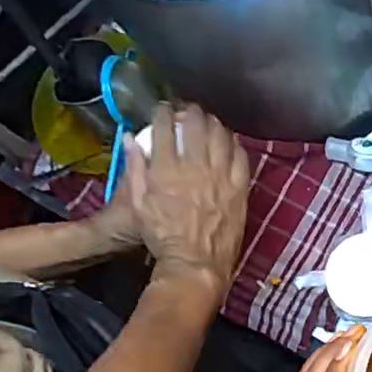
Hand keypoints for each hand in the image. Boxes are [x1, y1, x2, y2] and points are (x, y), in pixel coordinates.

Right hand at [118, 102, 249, 293]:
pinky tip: (231, 142)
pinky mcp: (239, 191)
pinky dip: (236, 146)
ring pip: (221, 138)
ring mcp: (221, 179)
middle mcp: (195, 169)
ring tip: (211, 122)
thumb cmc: (163, 237)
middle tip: (190, 110)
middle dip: (192, 112)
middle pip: (196, 126)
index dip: (164, 112)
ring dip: (215, 125)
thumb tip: (130, 138)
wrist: (196, 263)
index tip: (164, 109)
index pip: (165, 127)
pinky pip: (241, 159)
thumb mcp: (138, 204)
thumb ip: (134, 168)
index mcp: (166, 170)